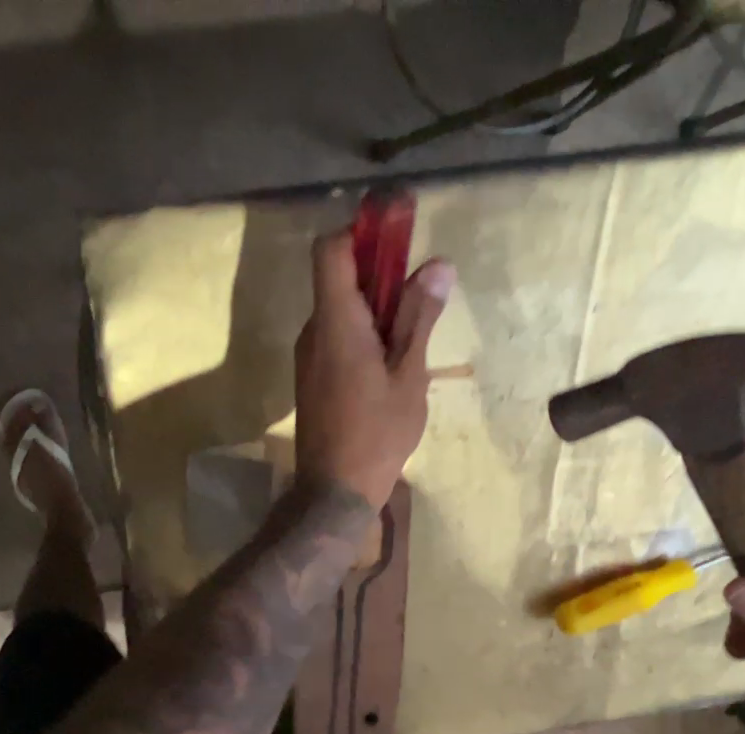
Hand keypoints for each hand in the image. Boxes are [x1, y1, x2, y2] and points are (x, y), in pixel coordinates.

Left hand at [292, 230, 452, 509]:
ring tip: (410, 340)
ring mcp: (307, 355)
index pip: (330, 251)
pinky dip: (362, 333)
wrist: (335, 489)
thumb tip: (437, 265)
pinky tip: (389, 365)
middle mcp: (313, 331)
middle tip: (421, 295)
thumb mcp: (409, 375)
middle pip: (338, 279)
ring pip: (339, 310)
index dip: (360, 234)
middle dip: (379, 275)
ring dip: (374, 309)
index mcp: (335, 323)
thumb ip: (420, 317)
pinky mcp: (310, 376)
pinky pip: (335, 336)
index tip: (397, 238)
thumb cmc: (378, 433)